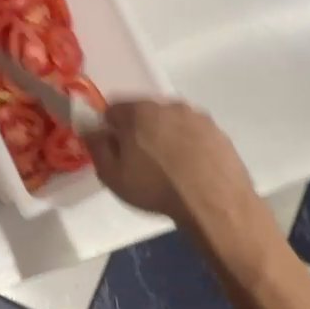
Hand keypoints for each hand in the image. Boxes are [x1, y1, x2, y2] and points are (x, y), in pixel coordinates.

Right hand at [85, 100, 253, 219]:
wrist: (214, 202)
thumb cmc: (155, 188)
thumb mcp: (112, 175)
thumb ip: (97, 147)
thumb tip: (92, 130)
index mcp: (138, 112)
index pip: (113, 108)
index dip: (108, 128)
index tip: (112, 148)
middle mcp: (168, 106)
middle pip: (144, 112)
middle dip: (137, 130)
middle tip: (138, 160)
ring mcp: (197, 117)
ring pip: (170, 121)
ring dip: (164, 136)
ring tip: (167, 167)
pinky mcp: (218, 131)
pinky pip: (193, 133)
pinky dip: (187, 144)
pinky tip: (189, 169)